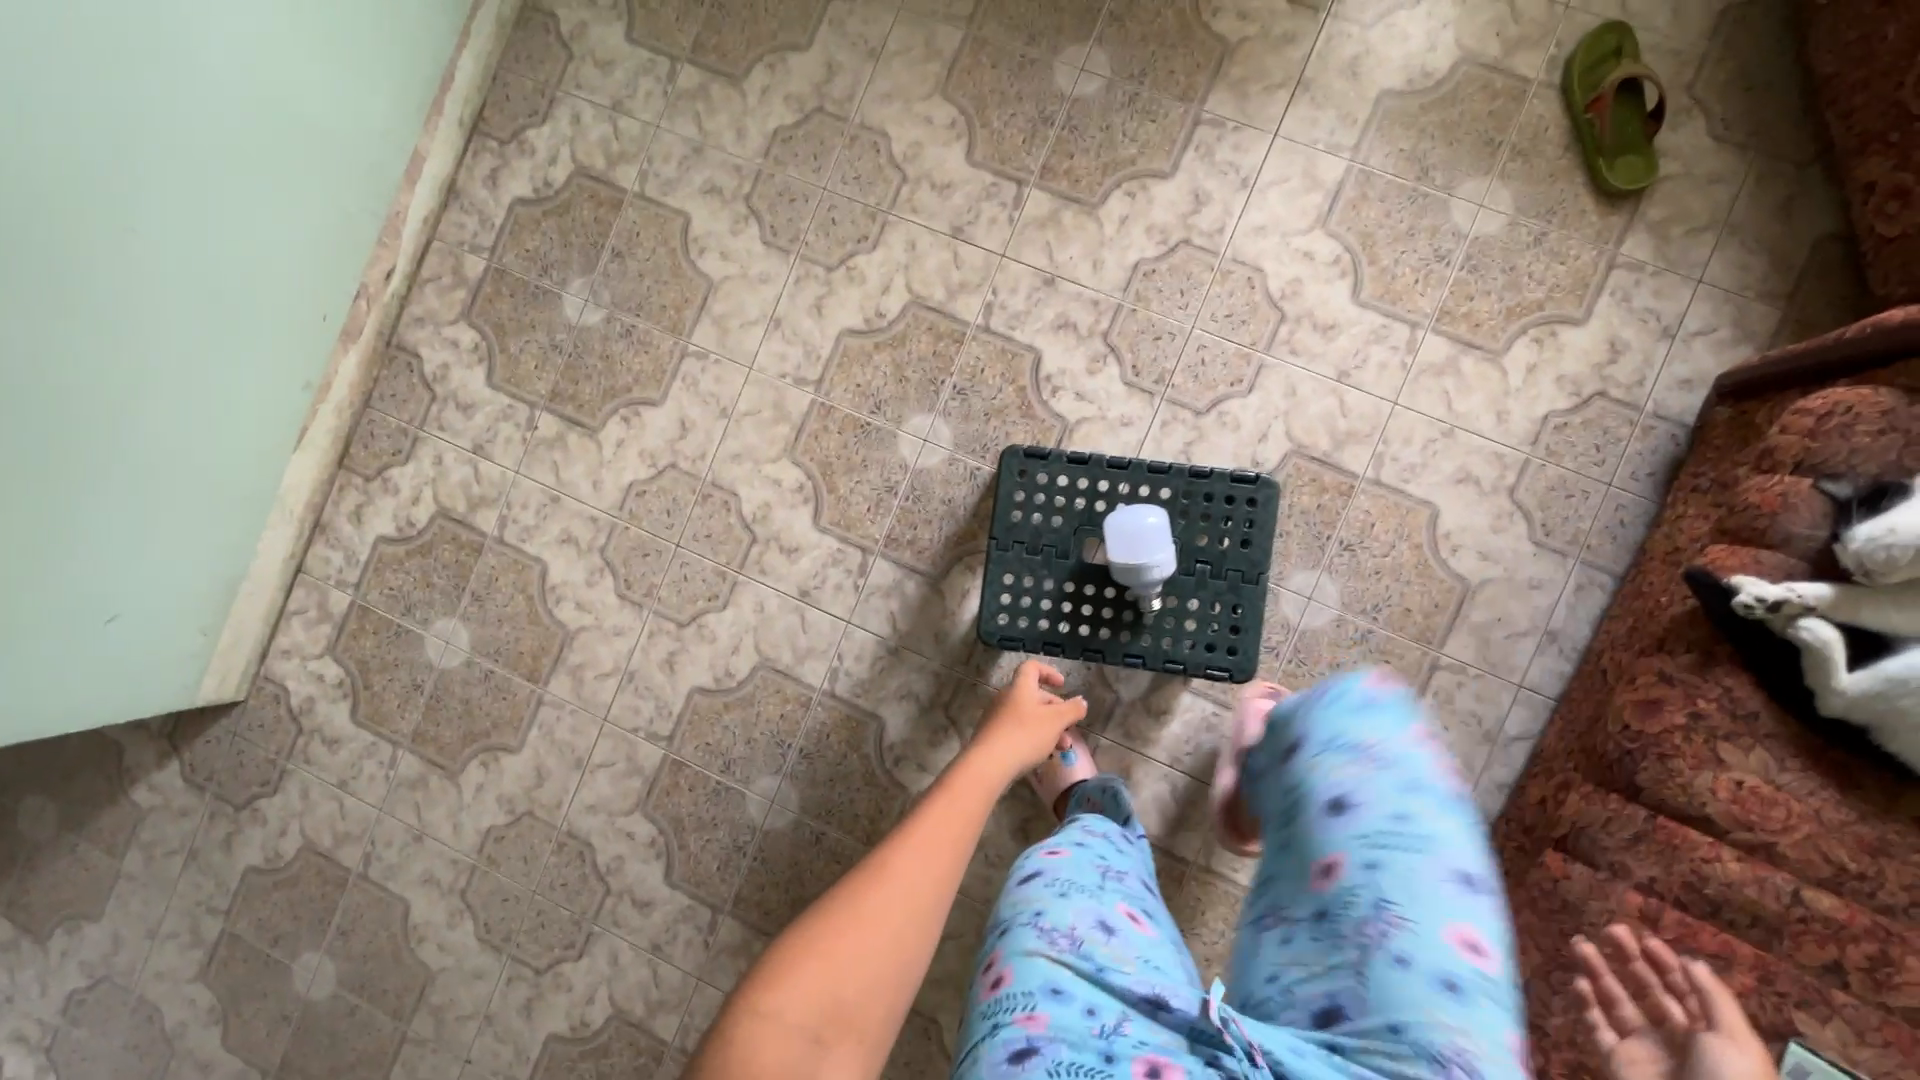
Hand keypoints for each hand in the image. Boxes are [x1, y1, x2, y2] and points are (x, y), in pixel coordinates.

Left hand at [968, 660, 1087, 781]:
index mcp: (1020, 687)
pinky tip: (1042, 756)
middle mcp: (1006, 697)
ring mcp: (997, 717)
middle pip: (1033, 695)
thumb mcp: (1056, 721)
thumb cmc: (1025, 735)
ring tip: (1062, 747)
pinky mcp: (992, 736)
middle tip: (1069, 727)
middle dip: (1055, 710)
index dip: (1049, 672)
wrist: (988, 764)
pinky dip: (1033, 738)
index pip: (1032, 667)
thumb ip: (1072, 710)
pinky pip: (1017, 731)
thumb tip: (1082, 701)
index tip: (1062, 685)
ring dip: (1048, 728)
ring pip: (1028, 716)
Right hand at [1572, 925, 1777, 1079]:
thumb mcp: (1735, 1039)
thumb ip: (1713, 997)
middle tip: (1610, 930)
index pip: (1685, 992)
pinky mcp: (1616, 1061)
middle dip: (1629, 960)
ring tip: (1579, 943)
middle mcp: (1675, 1040)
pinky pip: (1597, 1029)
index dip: (1667, 964)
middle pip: (1647, 991)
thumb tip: (1691, 960)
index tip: (1644, 937)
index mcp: (1709, 1037)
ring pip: (1615, 1003)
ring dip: (1598, 972)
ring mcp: (1643, 1051)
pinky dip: (1585, 1006)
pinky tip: (1578, 983)